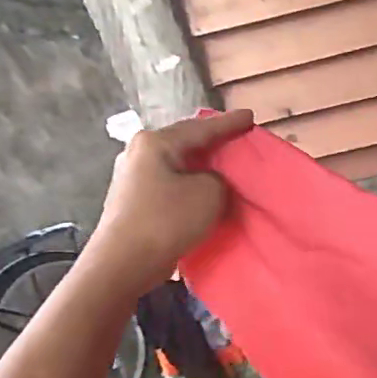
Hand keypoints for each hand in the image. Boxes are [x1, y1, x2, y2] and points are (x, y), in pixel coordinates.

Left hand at [87, 109, 254, 294]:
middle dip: (212, 138)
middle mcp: (139, 152)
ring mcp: (134, 175)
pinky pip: (173, 178)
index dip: (230, 123)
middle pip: (185, 140)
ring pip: (178, 160)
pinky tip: (204, 182)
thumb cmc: (169, 218)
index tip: (250, 116)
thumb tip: (210, 178)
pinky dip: (191, 177)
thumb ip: (219, 176)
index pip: (203, 128)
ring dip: (201, 160)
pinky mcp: (135, 196)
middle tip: (237, 134)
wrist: (125, 261)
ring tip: (224, 159)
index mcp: (156, 142)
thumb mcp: (211, 191)